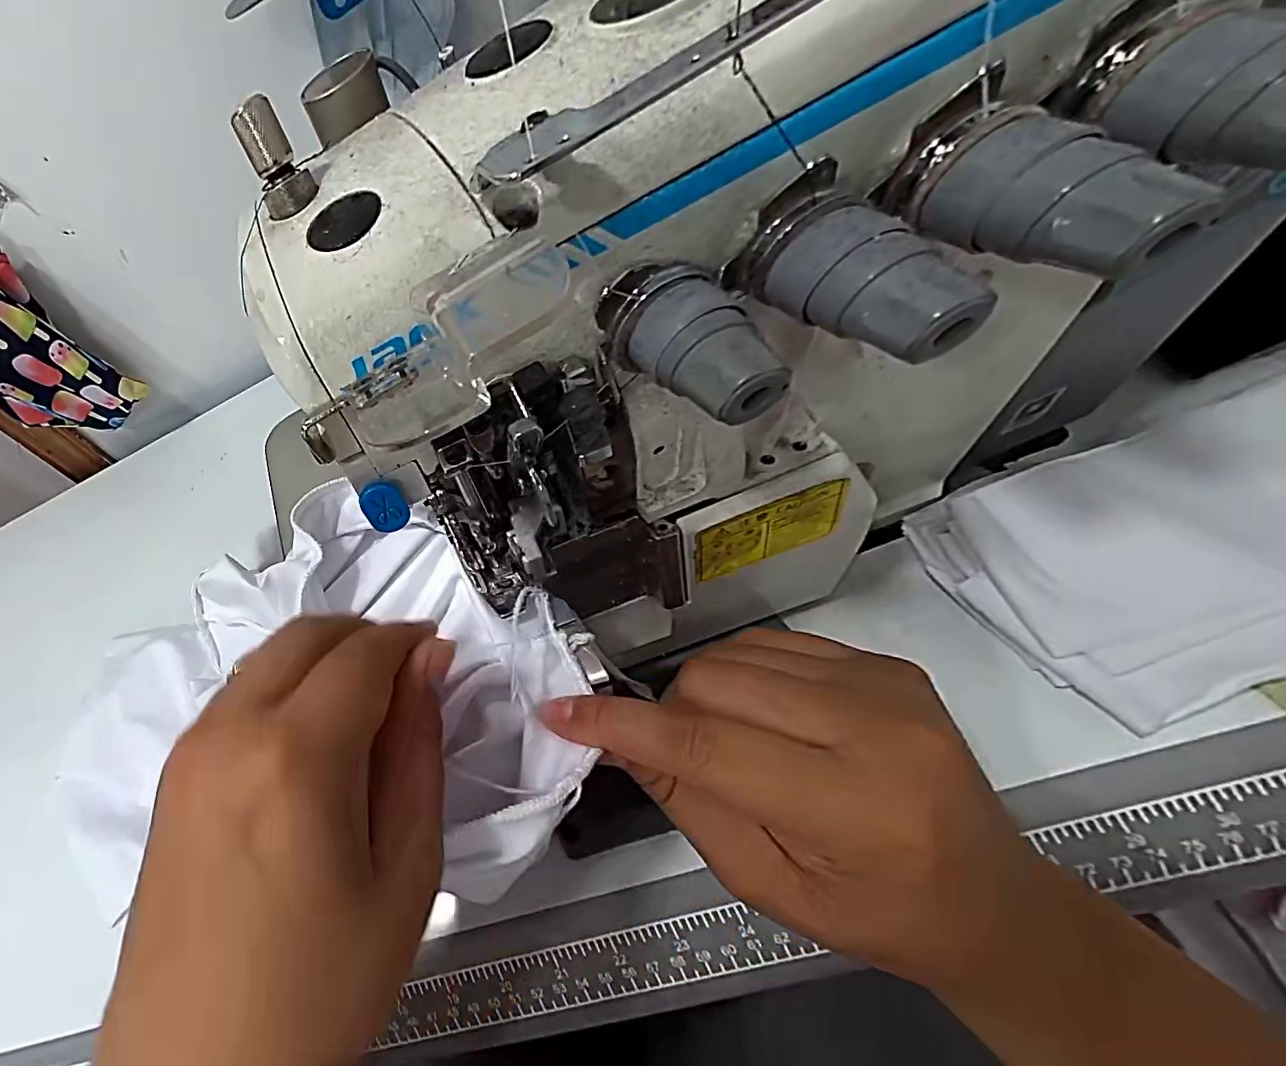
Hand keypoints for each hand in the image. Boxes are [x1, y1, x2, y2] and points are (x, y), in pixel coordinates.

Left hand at [96, 617, 454, 1065]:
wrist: (199, 1062)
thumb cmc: (317, 986)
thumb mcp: (402, 875)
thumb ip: (417, 752)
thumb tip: (426, 669)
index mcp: (294, 755)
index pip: (360, 655)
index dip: (406, 641)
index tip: (437, 651)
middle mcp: (230, 731)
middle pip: (305, 636)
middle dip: (363, 635)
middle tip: (406, 670)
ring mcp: (191, 747)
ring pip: (266, 657)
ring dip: (321, 658)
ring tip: (364, 703)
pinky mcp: (172, 771)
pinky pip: (236, 695)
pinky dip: (282, 686)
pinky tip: (309, 733)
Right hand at [538, 629, 1045, 989]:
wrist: (993, 899)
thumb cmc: (874, 911)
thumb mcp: (762, 881)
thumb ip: (683, 800)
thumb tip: (613, 740)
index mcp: (853, 809)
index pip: (705, 746)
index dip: (621, 724)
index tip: (560, 711)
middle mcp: (878, 731)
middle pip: (710, 685)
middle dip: (671, 715)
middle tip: (689, 759)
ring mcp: (887, 686)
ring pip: (729, 656)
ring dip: (704, 694)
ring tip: (736, 740)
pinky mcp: (884, 663)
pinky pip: (765, 643)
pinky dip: (739, 674)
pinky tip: (767, 714)